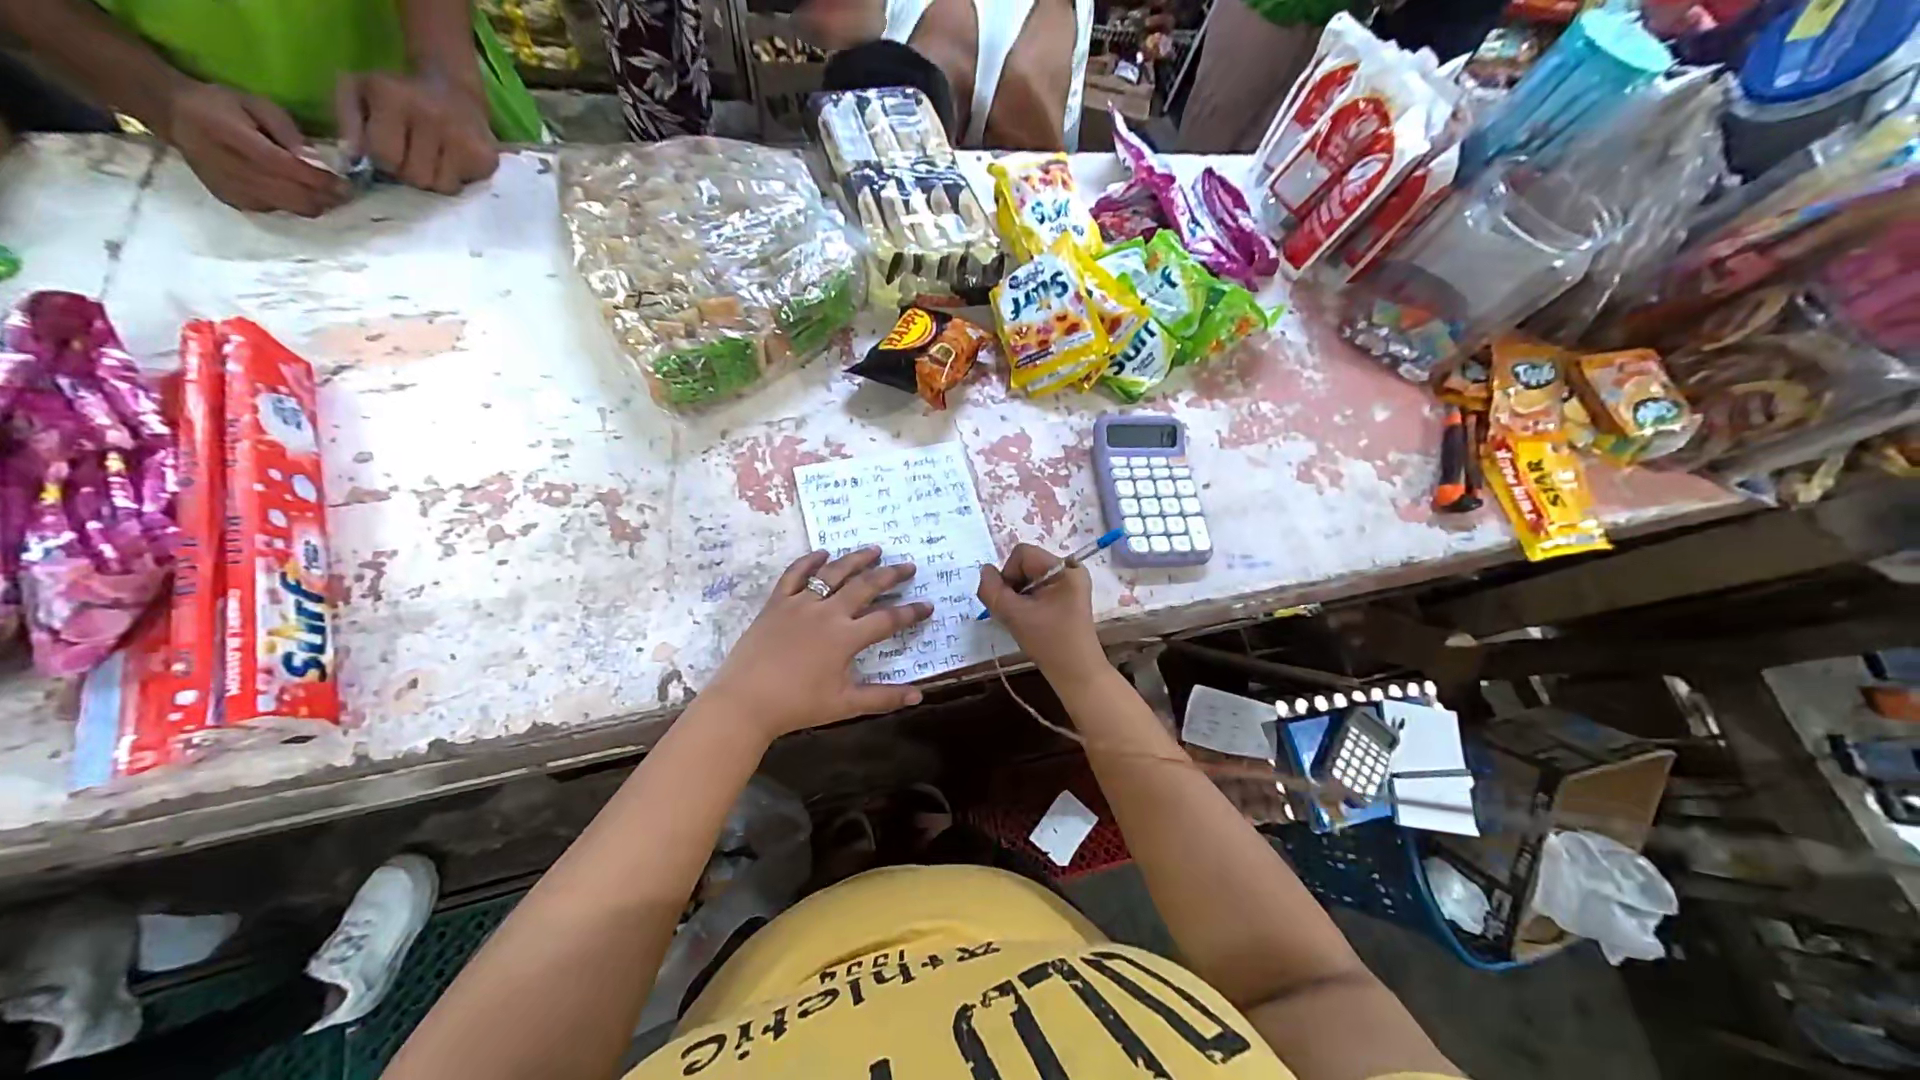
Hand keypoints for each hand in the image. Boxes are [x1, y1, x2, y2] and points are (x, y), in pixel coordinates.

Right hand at [164, 82, 348, 215]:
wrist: (175, 116)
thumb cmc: (223, 106)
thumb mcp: (257, 105)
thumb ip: (289, 132)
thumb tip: (318, 162)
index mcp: (232, 137)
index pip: (288, 169)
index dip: (323, 181)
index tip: (347, 184)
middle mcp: (231, 169)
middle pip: (296, 196)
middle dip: (327, 197)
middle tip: (344, 191)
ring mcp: (233, 190)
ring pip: (293, 208)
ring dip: (316, 203)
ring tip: (326, 192)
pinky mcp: (235, 202)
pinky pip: (280, 211)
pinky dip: (296, 205)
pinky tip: (298, 192)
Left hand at [335, 72, 497, 194]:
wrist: (452, 90)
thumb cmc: (398, 96)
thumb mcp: (357, 94)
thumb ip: (346, 123)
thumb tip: (352, 159)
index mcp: (393, 98)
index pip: (384, 156)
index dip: (383, 161)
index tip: (386, 152)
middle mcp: (432, 117)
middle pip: (415, 176)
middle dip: (409, 173)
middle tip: (411, 157)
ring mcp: (465, 140)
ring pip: (442, 187)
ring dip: (433, 180)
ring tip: (432, 162)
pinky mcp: (487, 158)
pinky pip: (464, 187)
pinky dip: (456, 180)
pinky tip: (453, 163)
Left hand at [701, 547, 932, 741]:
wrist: (745, 702)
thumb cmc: (797, 705)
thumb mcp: (845, 704)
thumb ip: (883, 697)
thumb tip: (918, 696)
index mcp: (846, 637)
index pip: (887, 619)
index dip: (911, 612)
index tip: (928, 605)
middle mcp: (827, 612)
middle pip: (865, 586)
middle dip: (890, 575)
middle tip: (907, 566)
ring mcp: (800, 604)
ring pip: (833, 572)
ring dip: (856, 559)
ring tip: (874, 550)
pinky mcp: (777, 603)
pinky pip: (795, 574)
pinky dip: (810, 561)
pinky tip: (822, 553)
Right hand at [977, 544, 1104, 679]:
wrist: (1077, 673)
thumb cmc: (1048, 643)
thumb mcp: (1013, 615)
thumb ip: (992, 590)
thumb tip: (986, 571)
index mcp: (1064, 568)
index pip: (1022, 554)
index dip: (1008, 574)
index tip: (1011, 601)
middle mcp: (1071, 569)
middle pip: (1027, 563)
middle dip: (1014, 585)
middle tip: (1015, 612)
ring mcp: (1072, 583)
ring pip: (1031, 576)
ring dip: (1020, 594)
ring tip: (1024, 617)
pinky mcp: (1069, 596)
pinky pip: (1040, 587)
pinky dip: (1029, 600)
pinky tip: (1032, 619)